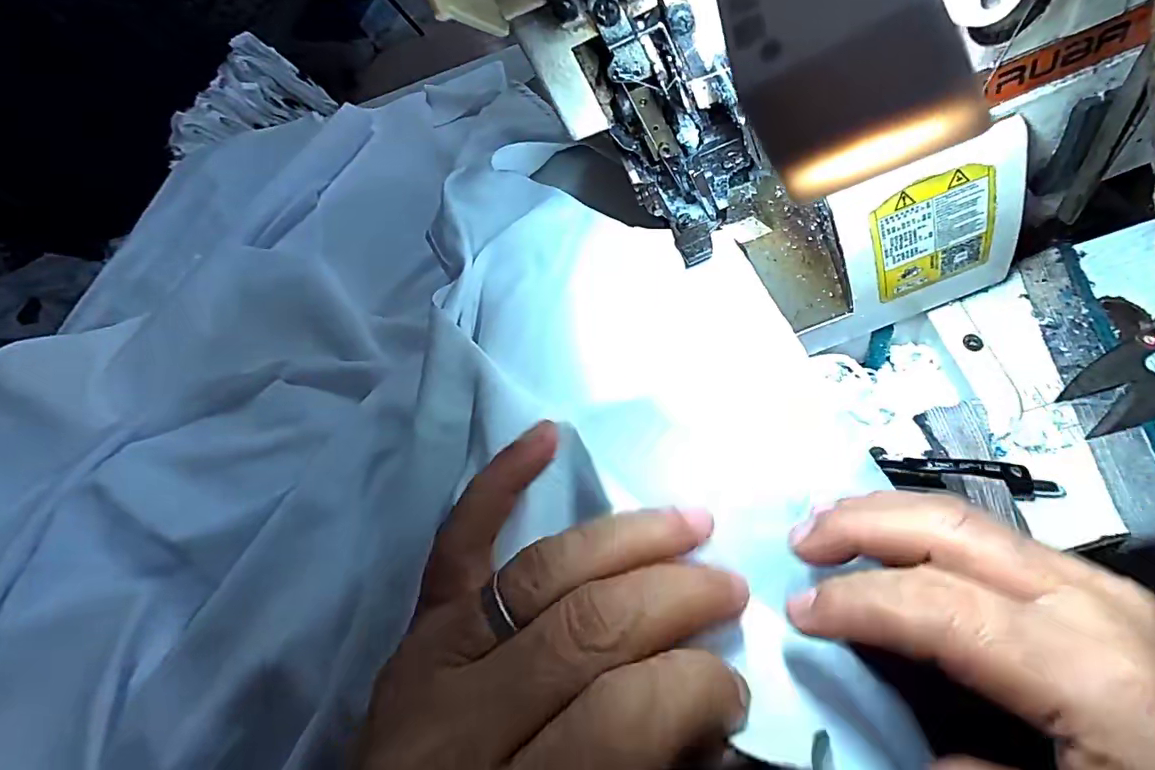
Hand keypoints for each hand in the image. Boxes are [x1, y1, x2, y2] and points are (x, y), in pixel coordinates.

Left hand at [356, 421, 751, 769]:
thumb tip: (725, 716)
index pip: (617, 716)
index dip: (693, 688)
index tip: (738, 687)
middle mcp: (463, 716)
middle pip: (585, 628)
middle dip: (673, 598)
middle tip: (728, 587)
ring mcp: (431, 655)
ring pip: (541, 571)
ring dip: (625, 540)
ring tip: (688, 523)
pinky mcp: (417, 624)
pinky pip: (457, 542)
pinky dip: (499, 483)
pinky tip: (547, 436)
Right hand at [786, 492, 1154, 769]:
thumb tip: (903, 747)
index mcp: (1094, 670)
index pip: (939, 607)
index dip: (856, 602)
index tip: (796, 611)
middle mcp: (1095, 602)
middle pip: (950, 529)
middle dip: (862, 523)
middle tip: (800, 538)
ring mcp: (1104, 586)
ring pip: (969, 519)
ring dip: (890, 515)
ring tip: (832, 525)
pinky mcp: (1106, 590)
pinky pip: (996, 541)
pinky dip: (930, 532)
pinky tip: (900, 542)